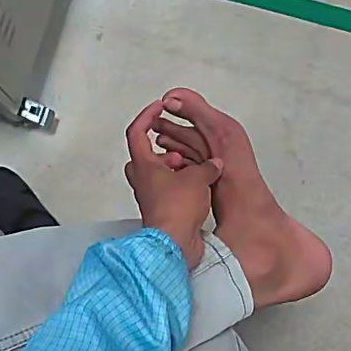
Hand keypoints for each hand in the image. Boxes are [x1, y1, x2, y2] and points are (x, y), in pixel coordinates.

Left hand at [125, 100, 221, 266]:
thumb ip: (207, 166)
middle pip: (145, 155)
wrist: (174, 243)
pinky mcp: (161, 210)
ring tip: (196, 167)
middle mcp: (142, 180)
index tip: (159, 107)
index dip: (146, 116)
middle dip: (164, 149)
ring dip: (175, 167)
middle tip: (180, 148)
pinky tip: (200, 185)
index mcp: (143, 165)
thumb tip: (214, 164)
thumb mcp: (198, 178)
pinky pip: (168, 190)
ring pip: (158, 174)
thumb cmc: (178, 208)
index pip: (136, 132)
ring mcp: (150, 196)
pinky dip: (181, 184)